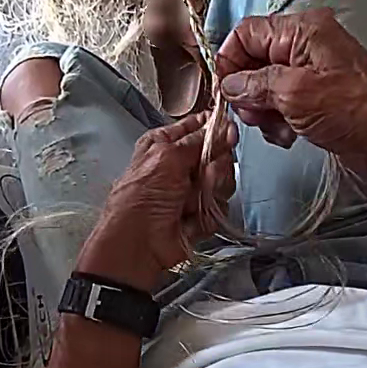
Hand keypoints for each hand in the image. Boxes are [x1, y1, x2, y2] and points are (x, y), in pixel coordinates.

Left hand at [77, 111, 234, 290]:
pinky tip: (191, 218)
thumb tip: (219, 125)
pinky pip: (220, 207)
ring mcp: (191, 192)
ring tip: (192, 200)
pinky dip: (207, 213)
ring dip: (211, 189)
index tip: (228, 130)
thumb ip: (196, 139)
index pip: (196, 128)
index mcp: (164, 146)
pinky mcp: (200, 215)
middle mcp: (179, 167)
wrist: (138, 241)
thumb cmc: (143, 196)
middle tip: (207, 172)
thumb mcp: (168, 156)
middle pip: (217, 156)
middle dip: (216, 164)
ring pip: (222, 182)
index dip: (214, 128)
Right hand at [214, 8, 366, 188]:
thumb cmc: (352, 110)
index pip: (246, 33)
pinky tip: (288, 136)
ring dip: (262, 112)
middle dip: (246, 92)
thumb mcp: (295, 93)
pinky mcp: (314, 96)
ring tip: (277, 130)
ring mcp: (309, 72)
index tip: (225, 92)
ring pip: (263, 88)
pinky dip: (277, 121)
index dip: (229, 60)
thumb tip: (228, 84)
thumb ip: (254, 84)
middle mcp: (303, 45)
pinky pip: (280, 104)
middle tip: (253, 117)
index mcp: (301, 31)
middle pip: (252, 62)